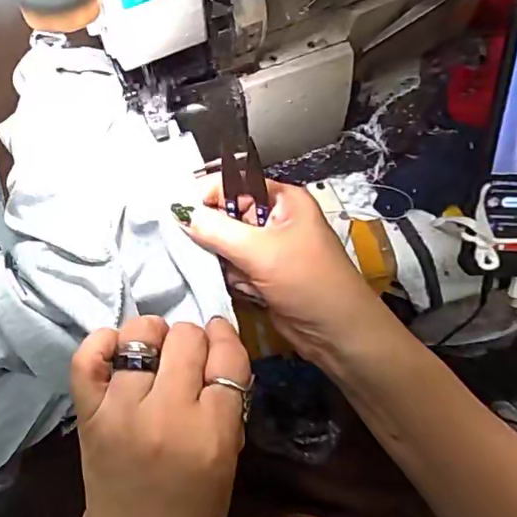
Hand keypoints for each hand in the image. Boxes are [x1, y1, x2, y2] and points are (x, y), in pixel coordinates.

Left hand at [67, 316, 249, 516]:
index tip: (220, 340)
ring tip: (155, 354)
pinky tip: (117, 351)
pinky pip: (88, 356)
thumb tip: (218, 355)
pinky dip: (102, 342)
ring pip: (141, 337)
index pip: (227, 360)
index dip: (227, 342)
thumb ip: (227, 411)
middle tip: (188, 358)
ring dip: (154, 338)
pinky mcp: (87, 413)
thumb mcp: (228, 466)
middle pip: (186, 339)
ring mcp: (120, 412)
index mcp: (211, 435)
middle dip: (194, 341)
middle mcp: (166, 416)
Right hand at [179, 176, 379, 363]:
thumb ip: (216, 229)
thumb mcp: (260, 251)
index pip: (233, 183)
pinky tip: (249, 289)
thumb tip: (179, 212)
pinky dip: (232, 277)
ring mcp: (266, 246)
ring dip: (225, 261)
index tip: (185, 214)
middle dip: (217, 236)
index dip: (208, 196)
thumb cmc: (309, 283)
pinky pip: (230, 265)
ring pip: (222, 243)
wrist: (336, 334)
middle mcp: (273, 218)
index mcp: (282, 199)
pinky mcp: (260, 272)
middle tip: (221, 253)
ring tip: (245, 277)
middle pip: (223, 214)